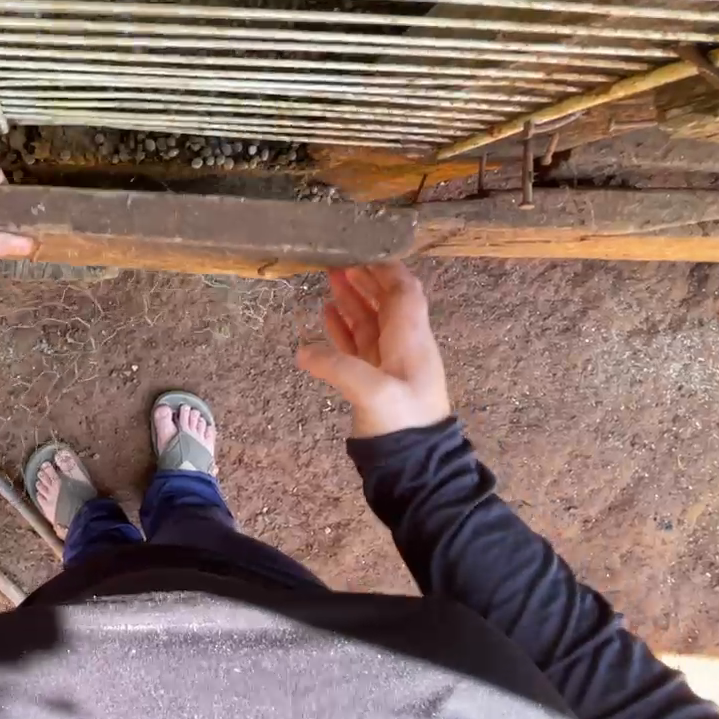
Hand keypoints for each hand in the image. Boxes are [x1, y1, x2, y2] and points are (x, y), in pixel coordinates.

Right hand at [297, 262, 452, 437]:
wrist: (415, 466)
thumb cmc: (402, 423)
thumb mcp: (372, 391)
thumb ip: (337, 366)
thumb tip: (303, 350)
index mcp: (411, 340)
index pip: (404, 293)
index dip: (385, 271)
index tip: (361, 252)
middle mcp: (402, 346)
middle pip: (386, 302)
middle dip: (365, 279)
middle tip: (338, 261)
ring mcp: (388, 364)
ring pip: (370, 321)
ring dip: (352, 299)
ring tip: (329, 278)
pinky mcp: (373, 380)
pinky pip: (358, 344)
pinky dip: (343, 327)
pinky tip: (326, 314)